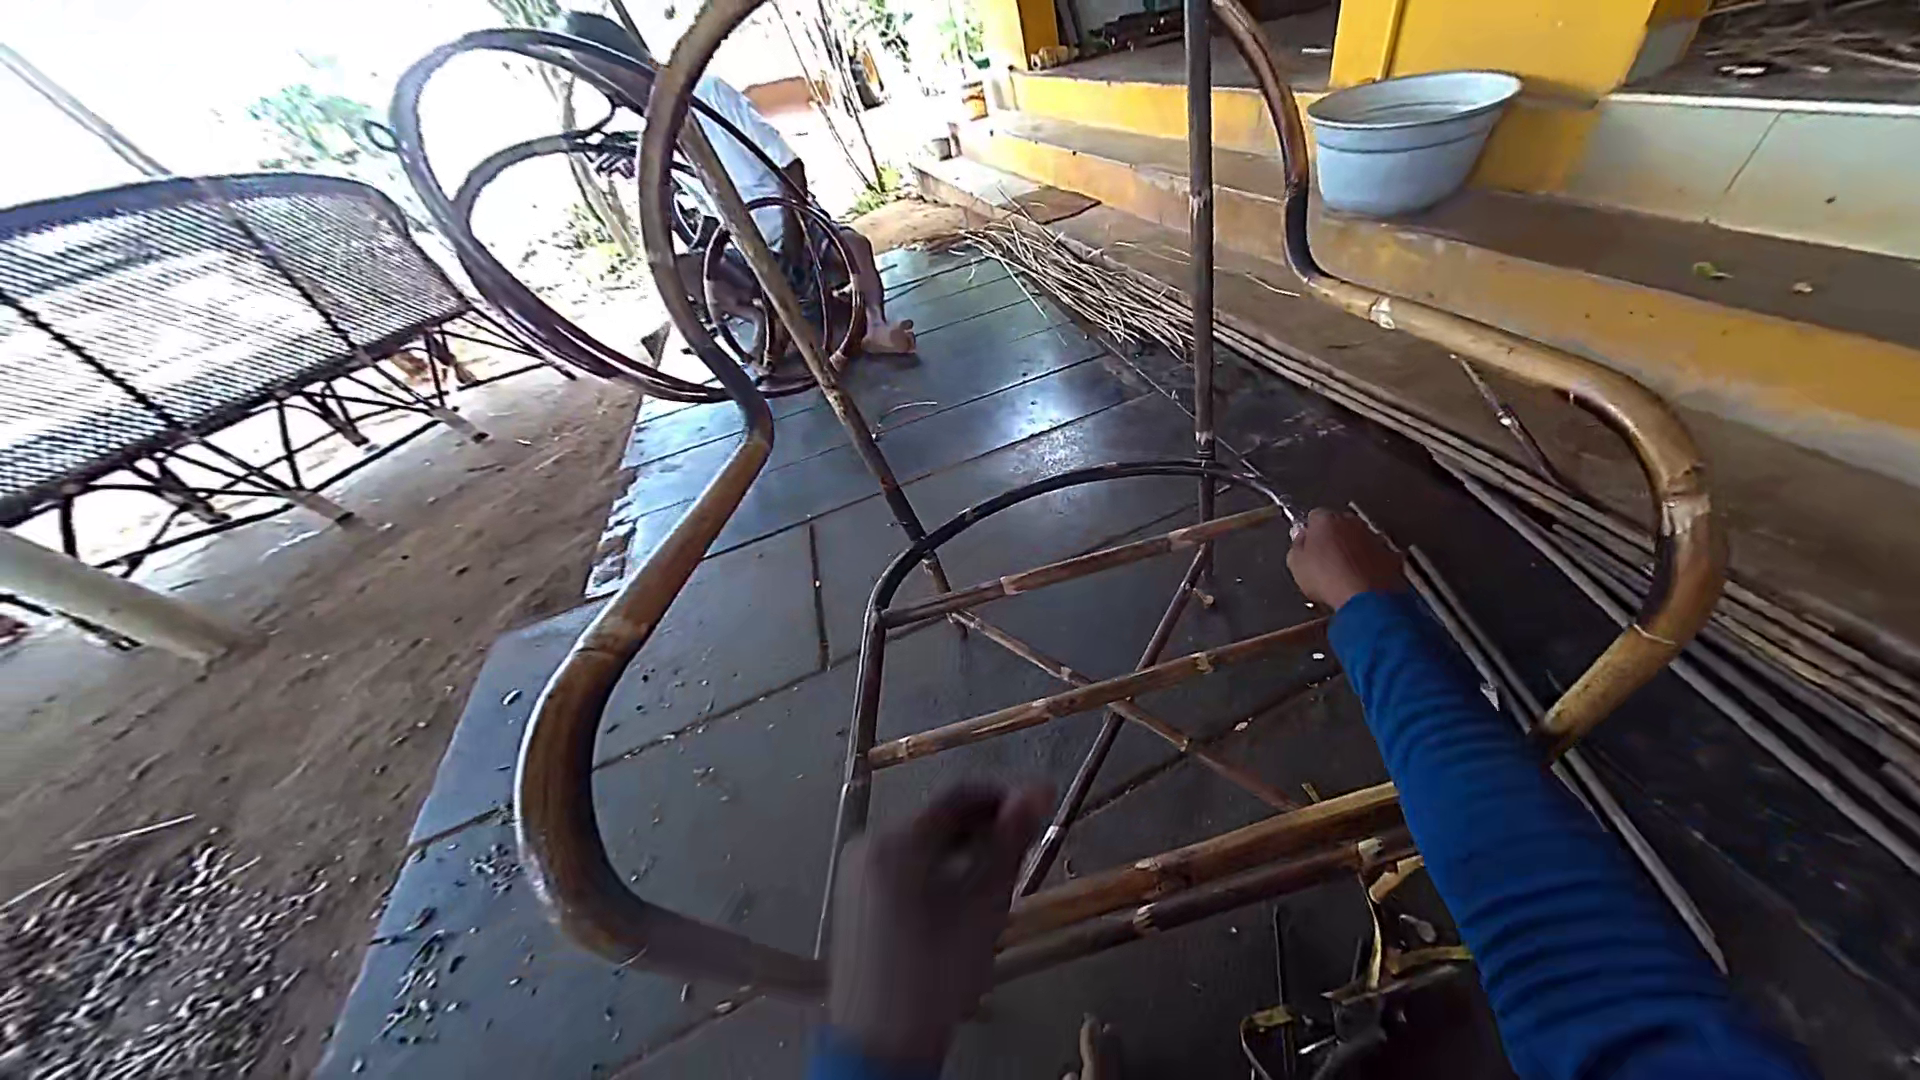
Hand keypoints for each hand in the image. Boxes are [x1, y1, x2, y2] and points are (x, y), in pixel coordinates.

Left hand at [827, 783, 1049, 1065]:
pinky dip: (936, 862)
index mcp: (897, 841)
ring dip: (962, 844)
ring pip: (924, 835)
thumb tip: (1038, 790)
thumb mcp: (984, 906)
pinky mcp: (855, 886)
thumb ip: (1011, 842)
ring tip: (992, 872)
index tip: (1034, 806)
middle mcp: (870, 841)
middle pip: (939, 814)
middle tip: (1018, 845)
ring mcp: (858, 864)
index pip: (959, 794)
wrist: (882, 1046)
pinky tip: (957, 890)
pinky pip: (904, 856)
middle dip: (983, 825)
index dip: (1002, 797)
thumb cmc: (937, 978)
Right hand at [1286, 508, 1406, 611]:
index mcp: (1326, 520)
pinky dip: (1369, 563)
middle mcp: (1352, 523)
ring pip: (1359, 539)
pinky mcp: (1391, 555)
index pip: (1314, 516)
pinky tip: (1359, 579)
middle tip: (1322, 560)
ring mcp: (1374, 538)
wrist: (1364, 598)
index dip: (1309, 532)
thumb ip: (1297, 545)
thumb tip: (1299, 540)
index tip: (1305, 544)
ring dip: (1351, 550)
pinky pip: (1376, 555)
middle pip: (1338, 525)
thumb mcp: (1295, 563)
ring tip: (1340, 573)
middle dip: (1332, 539)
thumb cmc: (1330, 578)